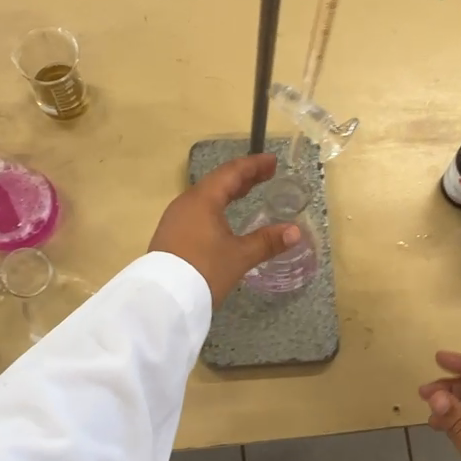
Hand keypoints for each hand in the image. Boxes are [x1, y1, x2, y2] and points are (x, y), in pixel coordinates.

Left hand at [149, 154, 301, 305]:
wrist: (165, 299)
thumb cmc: (205, 270)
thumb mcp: (240, 256)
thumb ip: (267, 242)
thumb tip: (295, 232)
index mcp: (203, 200)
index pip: (231, 173)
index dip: (253, 166)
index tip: (272, 162)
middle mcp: (186, 203)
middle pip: (217, 182)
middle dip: (242, 177)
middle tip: (265, 175)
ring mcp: (175, 219)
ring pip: (205, 197)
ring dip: (227, 192)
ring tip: (246, 193)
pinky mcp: (170, 235)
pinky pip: (196, 211)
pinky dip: (215, 207)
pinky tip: (222, 219)